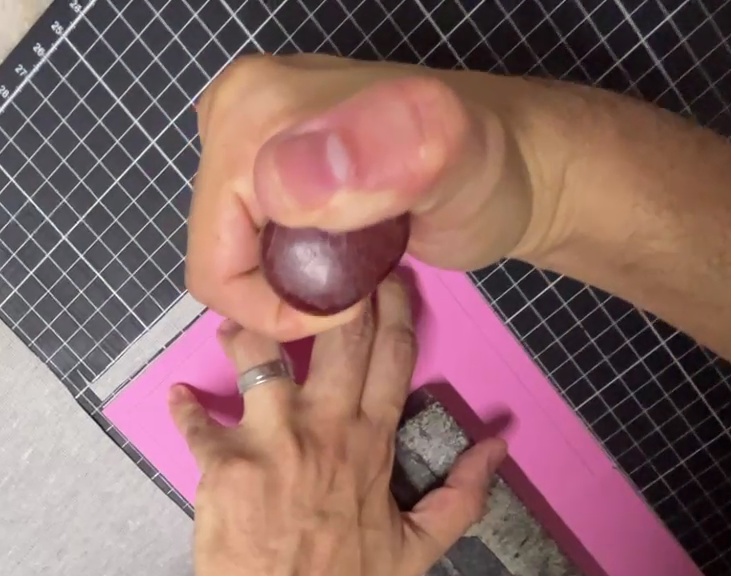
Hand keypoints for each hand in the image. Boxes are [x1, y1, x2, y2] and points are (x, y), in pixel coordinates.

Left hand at [168, 271, 505, 575]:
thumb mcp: (417, 550)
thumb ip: (463, 495)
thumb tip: (501, 443)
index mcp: (371, 444)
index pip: (393, 359)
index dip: (394, 308)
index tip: (390, 270)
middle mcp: (323, 430)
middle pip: (335, 339)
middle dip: (333, 287)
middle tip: (319, 253)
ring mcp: (270, 442)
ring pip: (259, 358)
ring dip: (245, 330)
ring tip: (232, 316)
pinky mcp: (222, 464)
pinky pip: (197, 422)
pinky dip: (185, 408)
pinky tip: (177, 395)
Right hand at [188, 55, 575, 339]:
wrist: (514, 164)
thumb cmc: (485, 173)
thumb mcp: (448, 162)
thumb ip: (381, 156)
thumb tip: (282, 187)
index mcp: (245, 113)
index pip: (216, 265)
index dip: (275, 308)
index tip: (349, 299)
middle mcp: (230, 118)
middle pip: (216, 260)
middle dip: (277, 294)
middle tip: (351, 284)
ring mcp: (242, 144)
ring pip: (230, 261)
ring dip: (285, 285)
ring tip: (349, 267)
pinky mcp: (258, 170)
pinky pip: (245, 252)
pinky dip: (287, 272)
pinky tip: (336, 257)